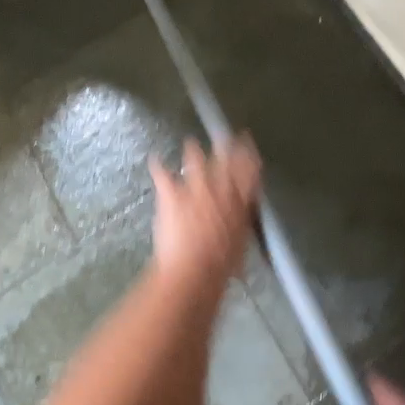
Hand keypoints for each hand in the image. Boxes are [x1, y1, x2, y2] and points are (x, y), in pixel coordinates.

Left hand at [149, 136, 260, 290]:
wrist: (192, 270)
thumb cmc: (221, 265)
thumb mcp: (241, 243)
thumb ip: (242, 222)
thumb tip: (242, 215)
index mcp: (239, 200)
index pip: (248, 169)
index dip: (249, 153)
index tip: (247, 141)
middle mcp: (219, 188)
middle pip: (224, 158)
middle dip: (225, 143)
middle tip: (225, 133)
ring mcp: (194, 189)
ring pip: (195, 161)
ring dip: (193, 150)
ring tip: (190, 142)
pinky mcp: (171, 194)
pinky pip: (163, 174)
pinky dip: (158, 166)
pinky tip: (155, 158)